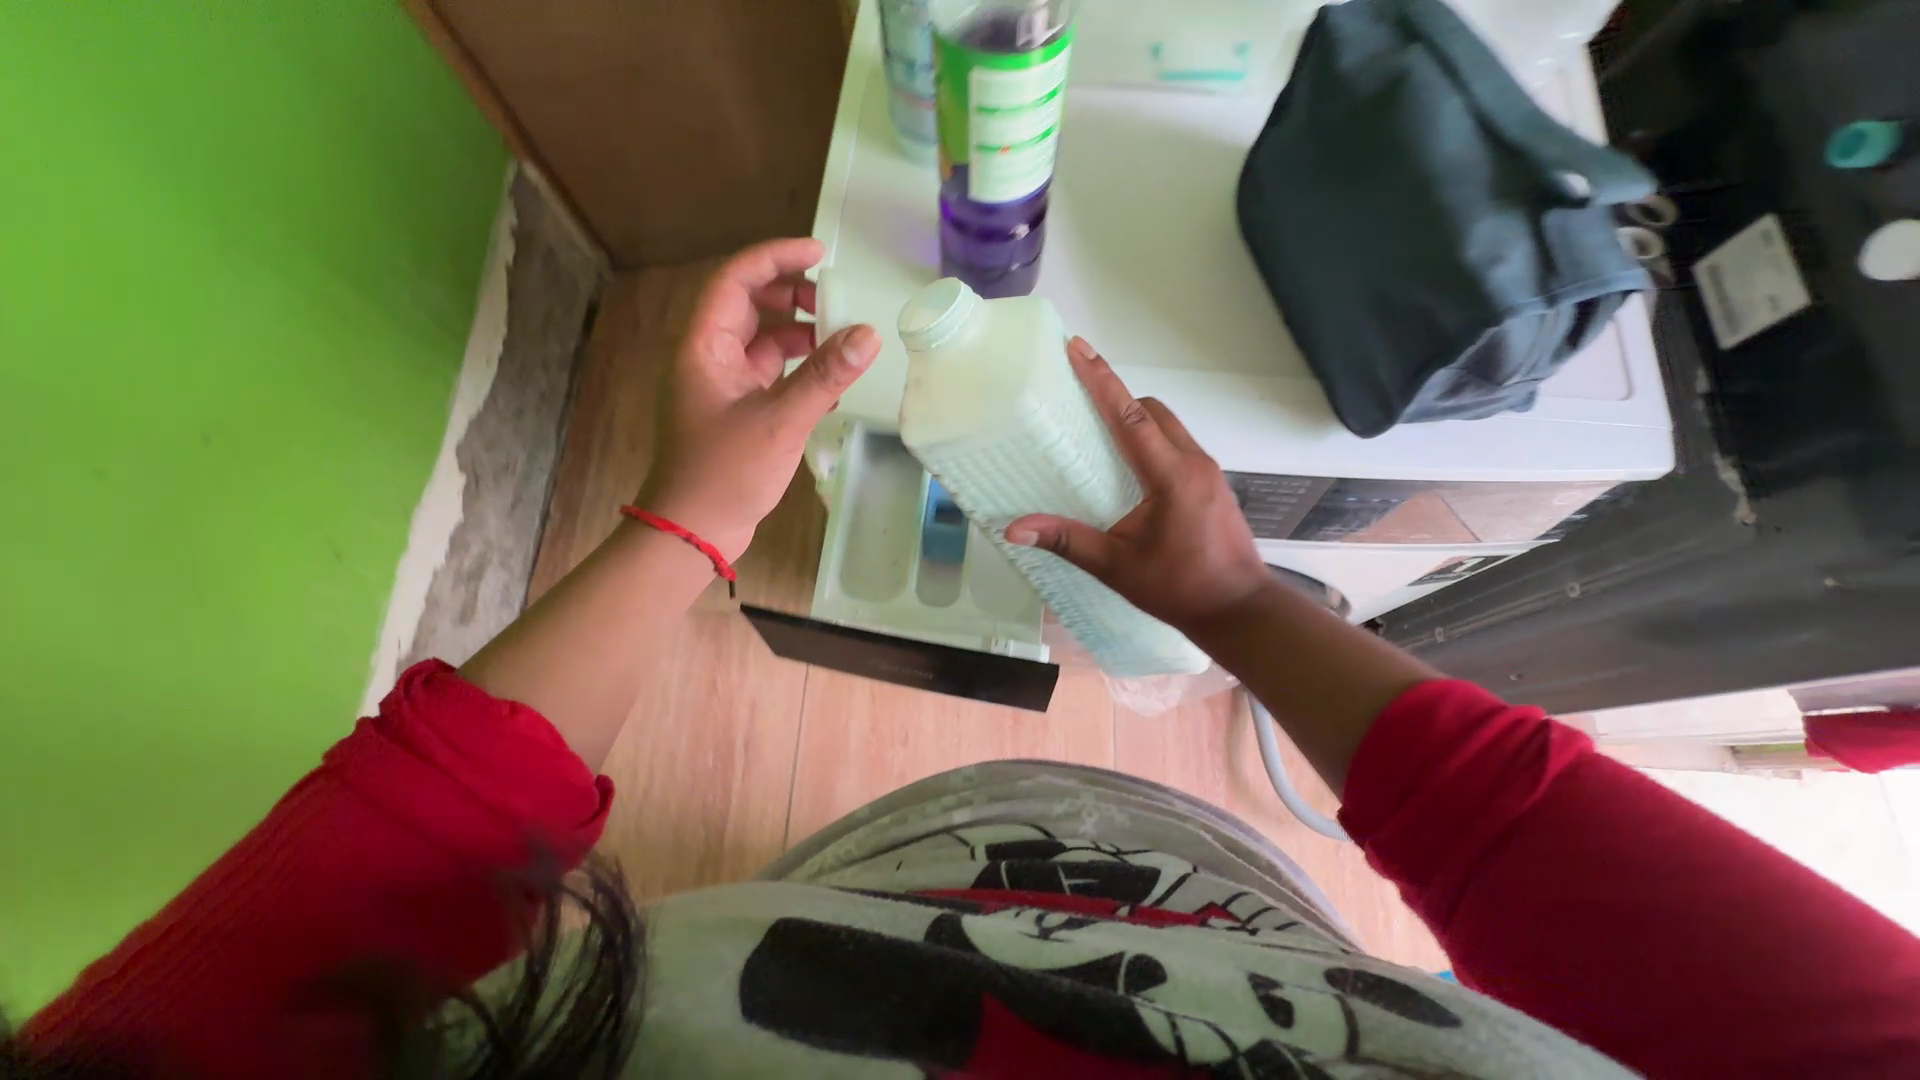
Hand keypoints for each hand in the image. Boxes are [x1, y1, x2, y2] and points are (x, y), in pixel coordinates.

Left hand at [638, 238, 880, 560]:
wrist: (693, 530)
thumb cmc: (725, 473)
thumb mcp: (780, 420)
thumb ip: (824, 375)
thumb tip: (868, 334)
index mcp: (705, 346)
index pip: (736, 279)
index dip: (776, 258)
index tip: (820, 254)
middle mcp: (709, 356)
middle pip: (749, 304)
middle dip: (792, 296)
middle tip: (835, 301)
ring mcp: (722, 384)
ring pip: (762, 339)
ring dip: (799, 335)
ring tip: (840, 342)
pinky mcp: (736, 409)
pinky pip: (769, 373)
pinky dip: (798, 370)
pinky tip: (829, 385)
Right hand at [1006, 337, 1276, 637]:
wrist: (1239, 609)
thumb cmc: (1180, 588)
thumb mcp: (1117, 567)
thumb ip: (1068, 542)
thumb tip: (1015, 530)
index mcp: (1171, 475)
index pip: (1130, 415)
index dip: (1101, 380)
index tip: (1078, 349)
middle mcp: (1194, 463)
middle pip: (1153, 411)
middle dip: (1118, 397)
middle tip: (1081, 398)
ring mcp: (1209, 473)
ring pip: (1169, 426)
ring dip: (1137, 419)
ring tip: (1100, 432)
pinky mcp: (1213, 486)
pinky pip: (1178, 445)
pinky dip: (1152, 440)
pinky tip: (1131, 468)